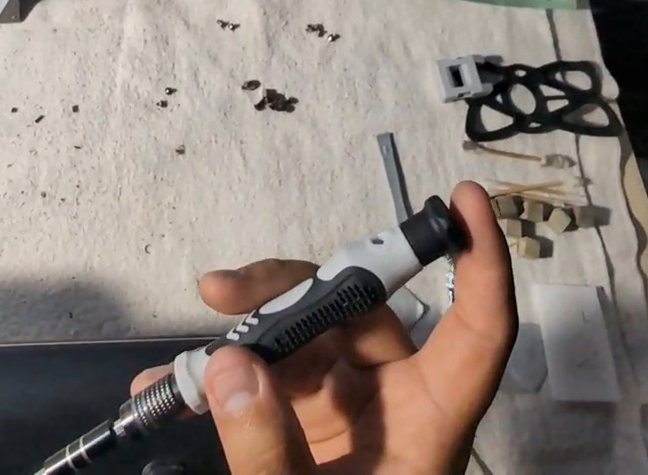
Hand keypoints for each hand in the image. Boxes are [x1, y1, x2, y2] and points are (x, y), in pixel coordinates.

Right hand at [135, 181, 515, 473]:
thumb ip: (268, 452)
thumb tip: (227, 365)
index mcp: (428, 423)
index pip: (477, 332)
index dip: (480, 261)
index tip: (464, 198)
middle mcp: (393, 398)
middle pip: (359, 310)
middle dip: (289, 290)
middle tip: (223, 292)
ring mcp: (346, 403)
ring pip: (306, 329)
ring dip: (242, 328)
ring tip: (181, 354)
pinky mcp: (304, 414)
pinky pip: (266, 369)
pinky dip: (217, 373)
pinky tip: (166, 385)